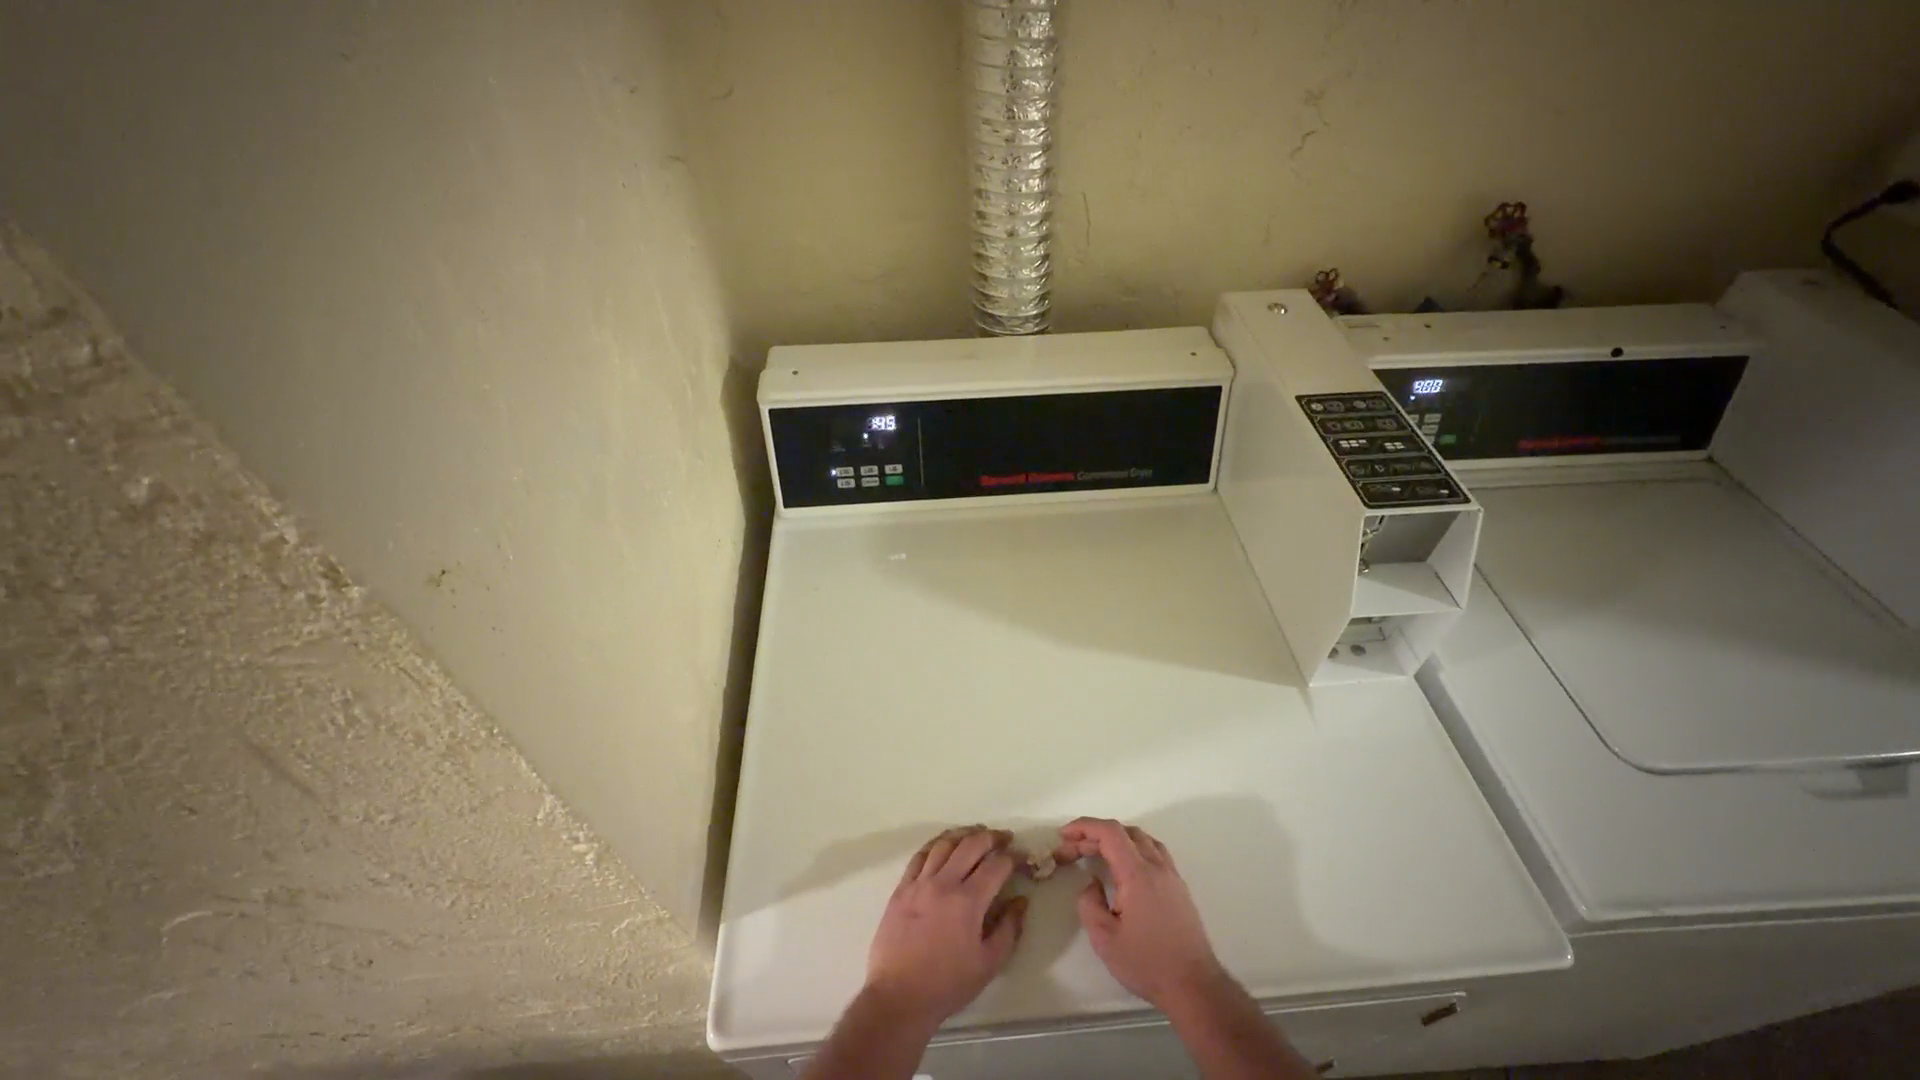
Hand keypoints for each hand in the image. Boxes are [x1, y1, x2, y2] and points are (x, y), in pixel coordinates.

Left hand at [865, 826, 1027, 1028]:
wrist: (899, 997)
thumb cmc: (948, 984)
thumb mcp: (989, 963)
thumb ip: (1009, 929)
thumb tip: (1020, 902)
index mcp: (969, 901)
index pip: (996, 865)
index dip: (1013, 858)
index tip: (1021, 859)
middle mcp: (944, 883)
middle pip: (971, 845)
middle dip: (992, 838)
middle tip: (1004, 839)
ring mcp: (919, 883)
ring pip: (944, 844)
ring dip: (964, 835)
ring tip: (976, 834)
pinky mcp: (901, 889)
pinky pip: (919, 856)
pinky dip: (935, 845)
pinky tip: (943, 845)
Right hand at [1056, 817, 1226, 1010]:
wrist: (1193, 986)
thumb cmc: (1146, 963)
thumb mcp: (1104, 938)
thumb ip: (1089, 903)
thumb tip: (1092, 883)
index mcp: (1138, 874)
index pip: (1110, 833)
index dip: (1084, 827)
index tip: (1064, 835)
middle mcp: (1158, 867)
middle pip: (1126, 832)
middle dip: (1095, 835)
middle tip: (1072, 851)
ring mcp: (1172, 876)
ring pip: (1143, 840)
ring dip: (1117, 839)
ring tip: (1095, 853)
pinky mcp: (1179, 888)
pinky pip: (1155, 853)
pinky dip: (1133, 849)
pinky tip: (1123, 868)